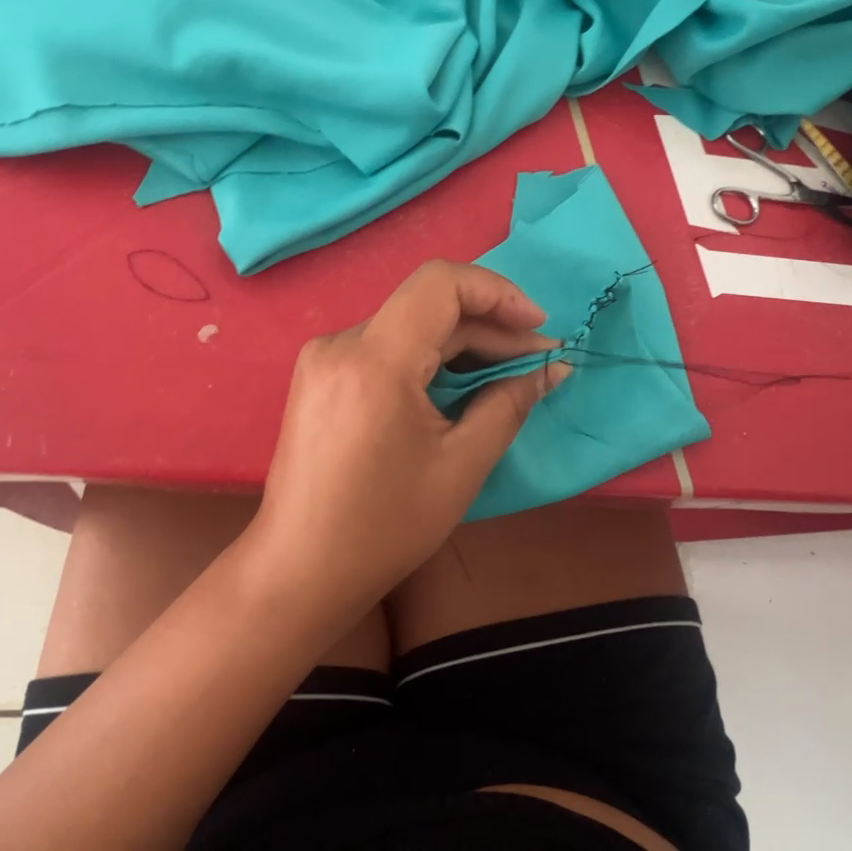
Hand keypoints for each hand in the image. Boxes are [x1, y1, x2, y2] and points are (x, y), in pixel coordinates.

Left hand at [248, 260, 569, 612]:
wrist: (301, 567)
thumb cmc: (384, 526)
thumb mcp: (461, 466)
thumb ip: (509, 404)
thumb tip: (550, 367)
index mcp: (373, 360)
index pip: (440, 283)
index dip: (498, 292)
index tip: (539, 326)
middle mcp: (339, 344)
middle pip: (426, 307)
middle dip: (488, 328)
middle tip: (538, 362)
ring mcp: (322, 359)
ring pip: (406, 327)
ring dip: (459, 345)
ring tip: (504, 378)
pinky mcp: (318, 378)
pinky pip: (382, 348)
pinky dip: (425, 360)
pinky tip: (455, 389)